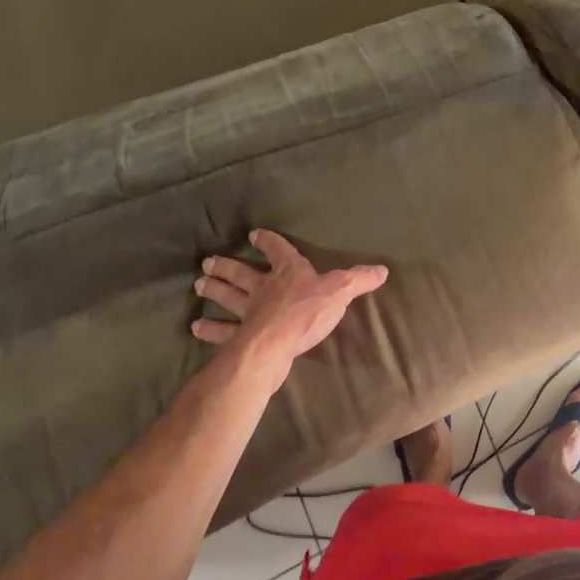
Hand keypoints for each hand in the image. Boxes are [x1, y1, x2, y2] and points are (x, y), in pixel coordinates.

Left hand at [192, 230, 388, 387]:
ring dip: (214, 290)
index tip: (254, 234)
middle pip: (242, 273)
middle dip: (227, 266)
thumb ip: (360, 279)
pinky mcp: (239, 337)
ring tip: (198, 284)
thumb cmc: (307, 312)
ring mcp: (247, 312)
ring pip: (228, 297)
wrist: (274, 345)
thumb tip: (383, 270)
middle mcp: (263, 288)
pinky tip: (196, 327)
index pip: (278, 250)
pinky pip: (222, 331)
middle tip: (208, 262)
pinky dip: (210, 329)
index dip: (268, 242)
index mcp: (288, 272)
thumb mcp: (341, 291)